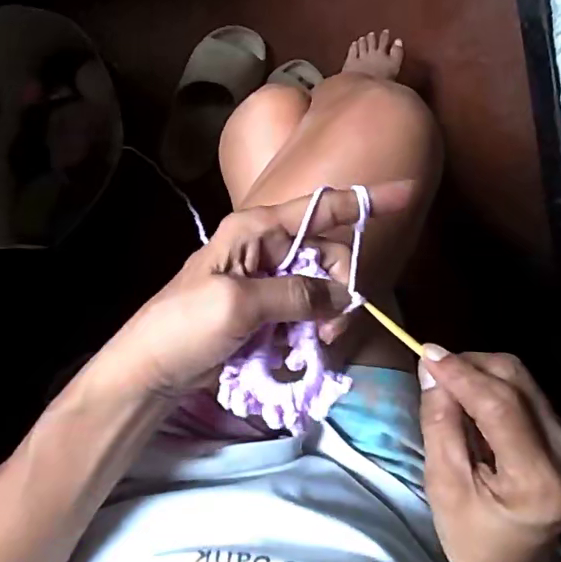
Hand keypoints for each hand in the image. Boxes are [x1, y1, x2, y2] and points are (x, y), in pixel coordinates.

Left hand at [92, 182, 414, 397]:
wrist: (152, 368)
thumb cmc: (183, 326)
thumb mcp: (237, 305)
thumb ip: (294, 293)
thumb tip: (344, 294)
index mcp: (254, 230)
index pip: (318, 207)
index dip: (363, 201)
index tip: (409, 193)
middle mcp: (264, 247)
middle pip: (328, 254)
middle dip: (341, 287)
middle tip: (331, 332)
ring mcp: (266, 279)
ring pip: (322, 286)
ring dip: (328, 316)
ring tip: (314, 347)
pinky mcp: (266, 309)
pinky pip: (306, 312)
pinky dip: (312, 330)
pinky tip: (301, 351)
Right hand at [419, 348, 560, 561]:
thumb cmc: (474, 540)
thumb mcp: (444, 486)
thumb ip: (440, 424)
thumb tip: (431, 369)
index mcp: (540, 479)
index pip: (500, 405)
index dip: (461, 373)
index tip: (425, 353)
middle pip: (516, 380)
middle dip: (470, 365)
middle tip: (433, 370)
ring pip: (522, 379)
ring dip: (480, 374)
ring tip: (450, 392)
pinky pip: (527, 392)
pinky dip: (494, 388)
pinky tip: (474, 408)